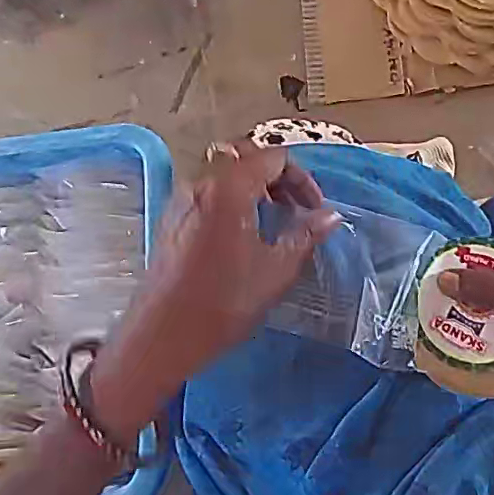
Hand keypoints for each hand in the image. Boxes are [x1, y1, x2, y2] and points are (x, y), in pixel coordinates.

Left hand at [90, 142, 338, 435]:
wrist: (163, 336)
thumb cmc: (224, 302)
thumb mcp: (276, 270)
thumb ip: (305, 236)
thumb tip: (330, 216)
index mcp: (229, 189)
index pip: (273, 158)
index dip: (302, 179)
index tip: (314, 209)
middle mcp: (201, 185)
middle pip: (246, 157)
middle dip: (278, 177)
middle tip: (296, 208)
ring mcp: (181, 201)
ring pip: (225, 174)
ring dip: (256, 188)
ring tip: (274, 221)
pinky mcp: (172, 220)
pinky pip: (209, 193)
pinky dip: (233, 200)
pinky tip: (244, 235)